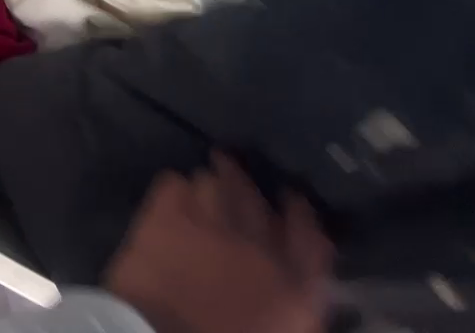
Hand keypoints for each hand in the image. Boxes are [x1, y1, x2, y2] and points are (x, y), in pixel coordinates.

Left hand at [104, 154, 333, 332]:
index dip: (301, 213)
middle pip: (255, 199)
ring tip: (204, 181)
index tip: (292, 199)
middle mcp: (257, 247)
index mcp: (294, 287)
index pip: (310, 235)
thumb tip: (299, 278)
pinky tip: (175, 193)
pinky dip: (177, 187)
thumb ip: (297, 305)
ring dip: (209, 184)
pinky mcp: (164, 216)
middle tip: (234, 169)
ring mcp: (209, 226)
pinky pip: (174, 184)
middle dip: (245, 183)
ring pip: (214, 184)